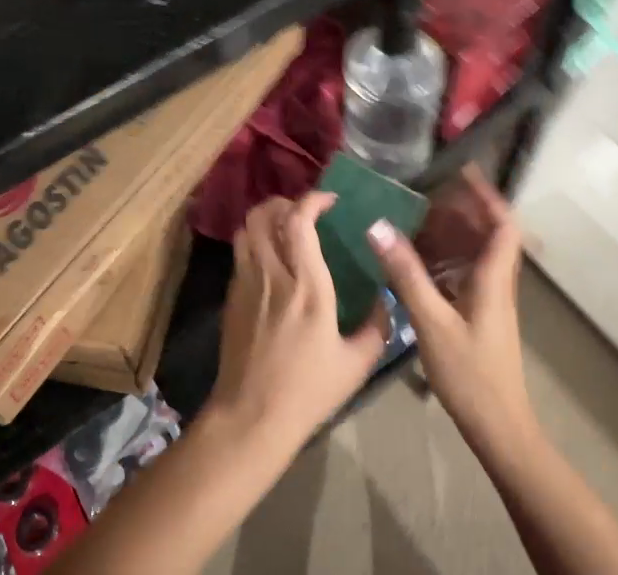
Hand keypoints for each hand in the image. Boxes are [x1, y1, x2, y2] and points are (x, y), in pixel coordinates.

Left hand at [206, 193, 387, 451]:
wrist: (251, 416)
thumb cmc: (308, 392)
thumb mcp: (357, 364)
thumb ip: (377, 327)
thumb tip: (387, 302)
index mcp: (308, 287)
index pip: (300, 221)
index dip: (312, 200)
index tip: (330, 201)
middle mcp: (273, 275)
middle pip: (264, 215)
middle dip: (284, 202)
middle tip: (305, 213)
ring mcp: (246, 284)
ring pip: (246, 229)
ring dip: (265, 219)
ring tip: (285, 230)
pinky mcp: (231, 298)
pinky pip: (239, 254)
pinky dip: (253, 242)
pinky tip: (270, 261)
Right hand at [367, 166, 535, 455]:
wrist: (498, 426)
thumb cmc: (470, 373)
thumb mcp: (431, 322)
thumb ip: (405, 274)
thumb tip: (379, 227)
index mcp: (493, 278)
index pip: (503, 224)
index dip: (487, 195)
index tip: (461, 172)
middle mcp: (496, 284)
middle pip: (487, 234)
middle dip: (459, 211)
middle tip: (423, 197)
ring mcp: (489, 301)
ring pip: (474, 255)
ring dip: (449, 236)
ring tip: (413, 224)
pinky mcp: (479, 317)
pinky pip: (463, 274)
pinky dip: (443, 261)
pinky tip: (415, 264)